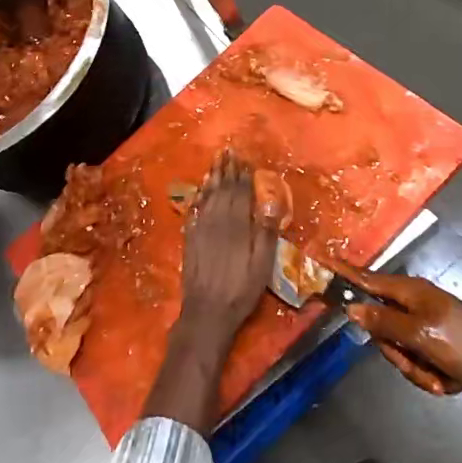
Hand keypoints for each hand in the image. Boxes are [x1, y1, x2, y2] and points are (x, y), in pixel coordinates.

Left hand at [145, 152, 282, 431]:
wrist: (207, 311)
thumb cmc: (241, 289)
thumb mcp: (262, 263)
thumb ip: (266, 231)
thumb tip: (271, 201)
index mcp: (238, 225)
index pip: (241, 193)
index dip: (243, 175)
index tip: (244, 158)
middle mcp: (217, 221)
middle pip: (222, 190)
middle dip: (226, 170)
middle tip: (227, 151)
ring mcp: (201, 230)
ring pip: (206, 197)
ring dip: (211, 179)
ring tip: (215, 164)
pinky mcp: (190, 240)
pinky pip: (194, 211)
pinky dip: (198, 198)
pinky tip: (200, 193)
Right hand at [329, 260, 461, 397]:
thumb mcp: (418, 333)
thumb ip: (382, 320)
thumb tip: (351, 306)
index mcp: (410, 292)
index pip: (368, 280)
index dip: (346, 276)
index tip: (323, 266)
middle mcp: (415, 306)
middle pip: (380, 327)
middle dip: (395, 352)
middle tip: (412, 358)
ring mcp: (426, 328)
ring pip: (398, 351)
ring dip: (415, 368)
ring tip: (438, 374)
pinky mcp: (436, 348)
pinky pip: (416, 364)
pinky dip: (429, 376)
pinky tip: (448, 380)